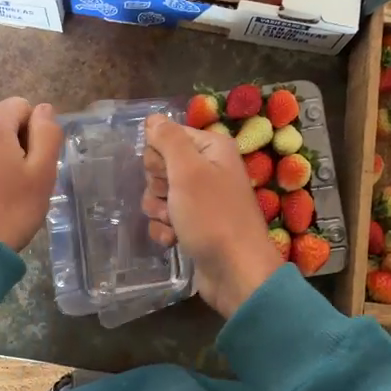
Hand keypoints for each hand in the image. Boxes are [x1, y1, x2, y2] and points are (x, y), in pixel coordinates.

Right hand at [142, 114, 282, 318]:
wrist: (236, 273)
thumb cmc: (213, 217)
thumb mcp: (188, 172)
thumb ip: (169, 140)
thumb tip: (154, 118)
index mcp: (212, 149)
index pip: (168, 135)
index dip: (159, 155)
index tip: (166, 173)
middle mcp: (209, 169)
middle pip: (161, 165)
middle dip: (158, 185)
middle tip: (172, 199)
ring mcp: (202, 199)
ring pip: (160, 193)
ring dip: (159, 210)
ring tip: (174, 223)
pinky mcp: (195, 225)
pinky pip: (166, 218)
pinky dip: (165, 229)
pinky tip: (173, 240)